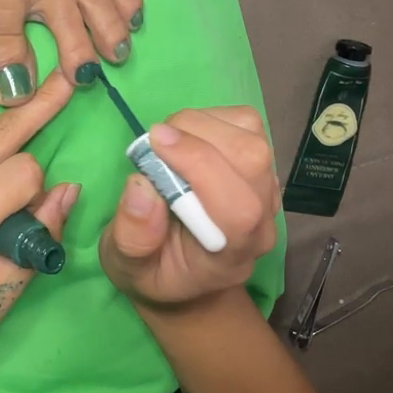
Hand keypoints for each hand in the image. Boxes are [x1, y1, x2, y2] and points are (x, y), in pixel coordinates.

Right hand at [101, 108, 280, 311]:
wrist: (186, 274)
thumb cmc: (154, 270)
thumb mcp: (126, 267)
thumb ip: (132, 237)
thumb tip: (141, 184)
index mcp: (230, 255)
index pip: (239, 208)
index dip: (200, 165)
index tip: (155, 144)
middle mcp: (260, 223)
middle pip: (251, 160)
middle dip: (197, 135)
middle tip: (155, 141)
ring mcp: (266, 192)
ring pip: (251, 137)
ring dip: (202, 124)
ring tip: (169, 140)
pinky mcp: (261, 166)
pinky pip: (248, 126)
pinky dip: (213, 118)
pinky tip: (189, 137)